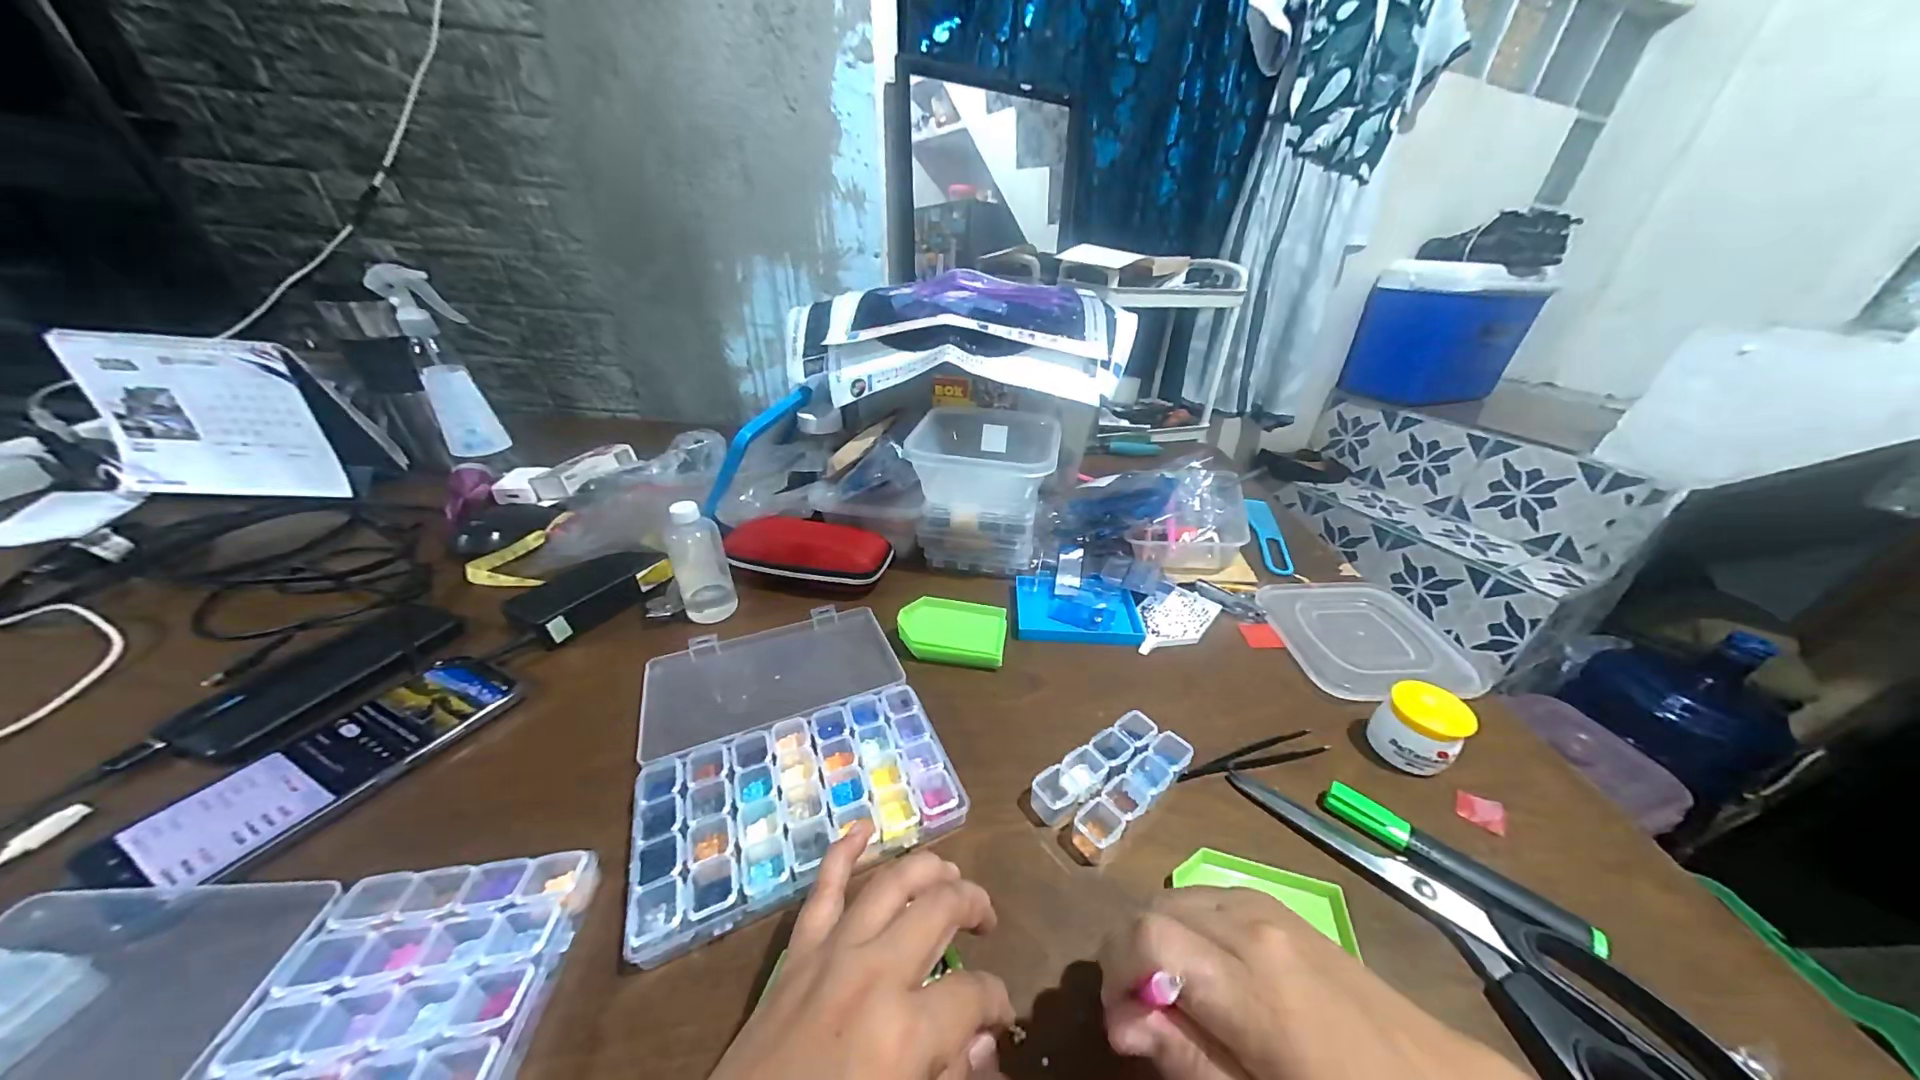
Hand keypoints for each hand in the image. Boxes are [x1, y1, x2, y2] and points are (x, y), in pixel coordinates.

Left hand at [710, 822, 1013, 1079]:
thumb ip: (951, 1075)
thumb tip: (983, 1040)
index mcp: (906, 1029)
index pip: (974, 993)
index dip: (997, 1000)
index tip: (999, 1013)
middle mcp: (875, 972)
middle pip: (940, 910)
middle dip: (974, 905)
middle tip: (986, 921)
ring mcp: (833, 951)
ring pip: (891, 883)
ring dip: (927, 869)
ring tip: (950, 873)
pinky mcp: (799, 949)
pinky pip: (824, 888)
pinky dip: (843, 852)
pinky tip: (863, 827)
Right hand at [1099, 886, 1528, 1079]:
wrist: (1436, 1079)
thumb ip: (1186, 1056)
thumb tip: (1120, 1019)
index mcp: (1252, 978)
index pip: (1147, 936)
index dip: (1117, 974)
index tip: (1123, 1022)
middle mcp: (1251, 921)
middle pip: (1152, 910)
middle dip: (1130, 958)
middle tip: (1143, 1016)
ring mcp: (1265, 903)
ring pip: (1174, 898)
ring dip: (1157, 940)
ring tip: (1174, 994)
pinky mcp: (1277, 903)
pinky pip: (1205, 897)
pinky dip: (1186, 926)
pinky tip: (1207, 971)